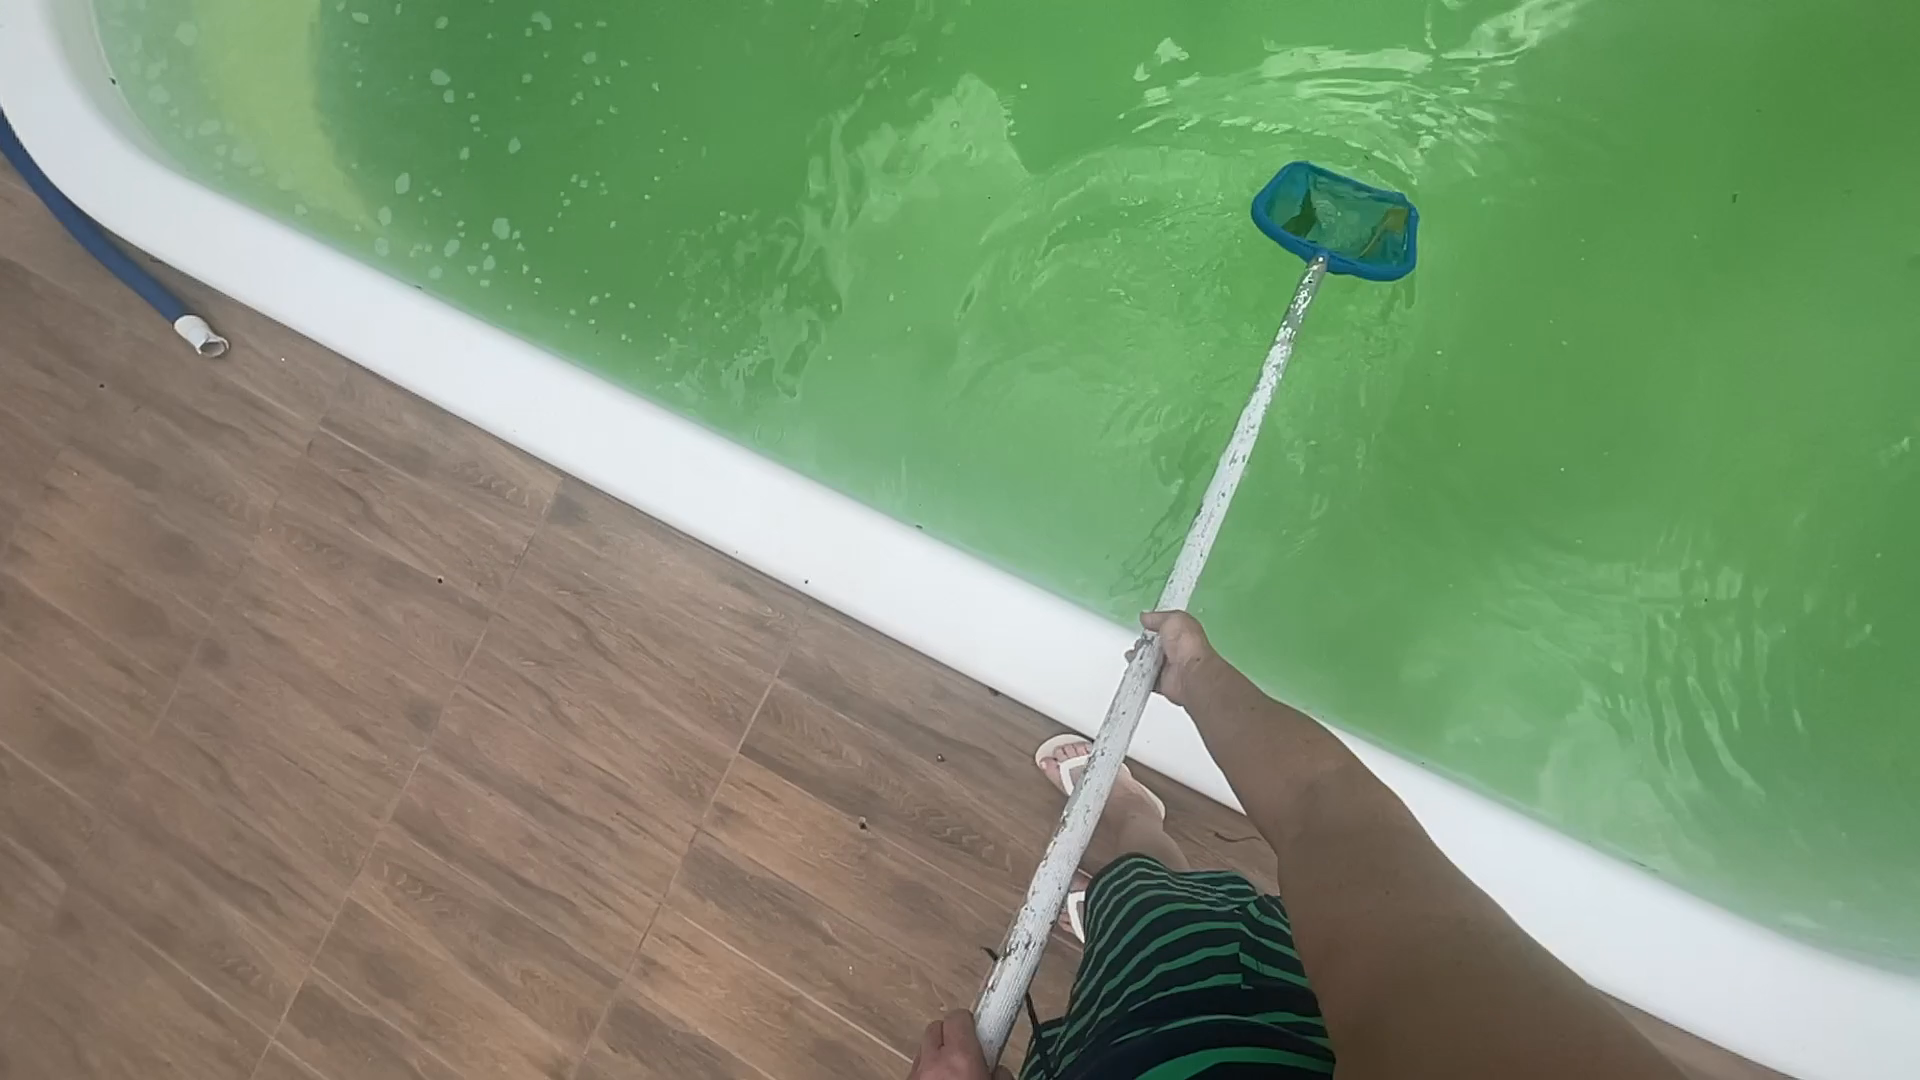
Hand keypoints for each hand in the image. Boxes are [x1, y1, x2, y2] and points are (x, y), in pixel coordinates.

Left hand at [906, 1010, 1010, 1079]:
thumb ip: (1000, 1073)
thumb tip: (997, 1068)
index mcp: (960, 1059)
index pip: (960, 1016)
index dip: (970, 1022)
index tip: (980, 1028)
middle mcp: (933, 1064)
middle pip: (936, 1027)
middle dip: (951, 1036)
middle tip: (967, 1056)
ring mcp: (914, 1076)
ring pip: (922, 1049)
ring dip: (936, 1056)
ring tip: (953, 1075)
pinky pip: (914, 1070)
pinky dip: (925, 1073)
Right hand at [1133, 610, 1219, 706]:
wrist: (1189, 672)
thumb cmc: (1186, 643)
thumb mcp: (1174, 619)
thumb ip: (1158, 617)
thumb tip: (1145, 617)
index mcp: (1181, 635)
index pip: (1164, 629)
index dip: (1152, 627)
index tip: (1143, 625)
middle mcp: (1175, 652)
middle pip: (1152, 646)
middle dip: (1141, 644)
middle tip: (1138, 643)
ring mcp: (1168, 668)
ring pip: (1147, 662)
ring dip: (1137, 658)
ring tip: (1133, 654)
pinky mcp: (1161, 683)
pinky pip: (1145, 677)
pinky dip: (1138, 673)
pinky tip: (1134, 667)